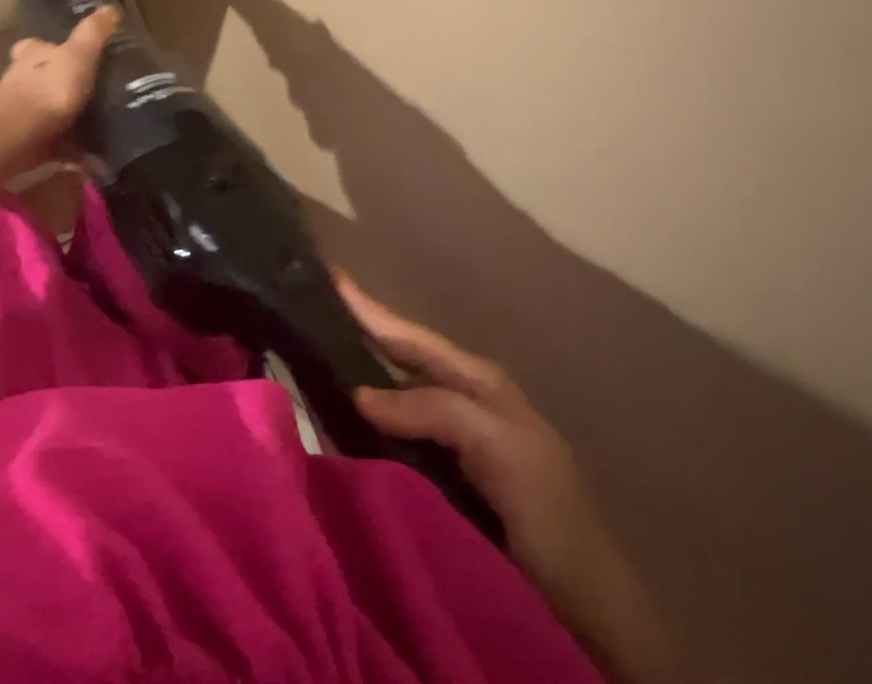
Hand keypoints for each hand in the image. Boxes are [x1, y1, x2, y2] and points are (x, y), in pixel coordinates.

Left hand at [0, 7, 119, 169]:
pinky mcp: (28, 143)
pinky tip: (95, 161)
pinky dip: (73, 153)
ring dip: (68, 122)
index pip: (36, 46)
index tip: (67, 54)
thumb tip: (110, 8)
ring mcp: (23, 114)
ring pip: (48, 114)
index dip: (49, 49)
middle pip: (41, 80)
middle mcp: (23, 83)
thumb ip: (93, 34)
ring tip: (101, 129)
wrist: (20, 135)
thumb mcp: (78, 55)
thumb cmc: (48, 89)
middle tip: (93, 96)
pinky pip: (56, 146)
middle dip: (62, 88)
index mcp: (33, 57)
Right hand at [334, 275, 675, 676]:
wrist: (575, 596)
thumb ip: (436, 409)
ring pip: (384, 393)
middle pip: (395, 358)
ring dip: (344, 372)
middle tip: (298, 306)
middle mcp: (456, 401)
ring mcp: (441, 438)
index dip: (369, 309)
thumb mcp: (502, 446)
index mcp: (478, 384)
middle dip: (351, 331)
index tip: (323, 274)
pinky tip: (319, 415)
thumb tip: (359, 393)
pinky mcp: (426, 473)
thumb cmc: (545, 509)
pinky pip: (379, 433)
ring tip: (296, 349)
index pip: (412, 337)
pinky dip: (348, 419)